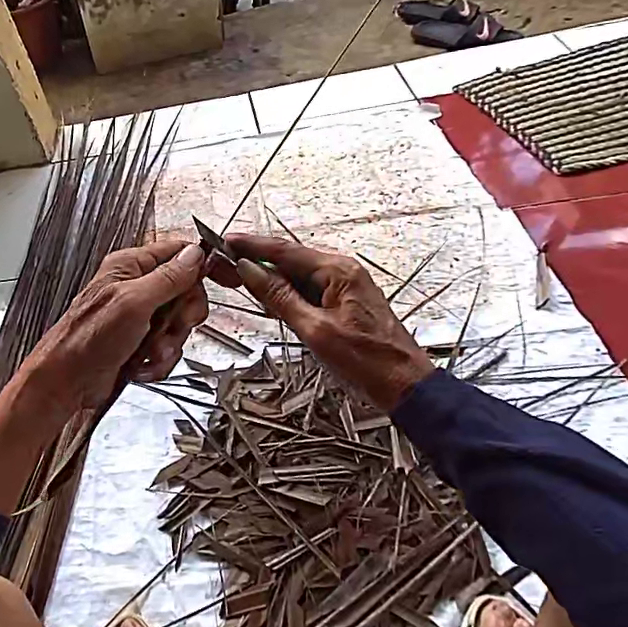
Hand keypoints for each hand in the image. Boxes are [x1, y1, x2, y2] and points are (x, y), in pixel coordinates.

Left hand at [11, 239, 209, 425]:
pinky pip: (168, 347)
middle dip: (182, 316)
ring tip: (149, 351)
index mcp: (131, 267)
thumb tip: (195, 254)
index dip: (203, 265)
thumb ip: (168, 278)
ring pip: (179, 324)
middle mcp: (136, 288)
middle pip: (185, 292)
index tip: (226, 279)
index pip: (178, 252)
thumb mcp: (134, 302)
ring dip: (169, 344)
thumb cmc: (88, 339)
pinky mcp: (140, 342)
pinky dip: (159, 360)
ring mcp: (139, 317)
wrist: (67, 382)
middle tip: (172, 326)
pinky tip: (142, 365)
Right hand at [212, 233, 434, 410]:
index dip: (251, 246)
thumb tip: (249, 270)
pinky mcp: (343, 302)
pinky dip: (286, 294)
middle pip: (289, 261)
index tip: (225, 241)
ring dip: (268, 280)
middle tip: (223, 263)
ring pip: (296, 277)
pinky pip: (307, 291)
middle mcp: (342, 271)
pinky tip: (268, 299)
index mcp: (338, 271)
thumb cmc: (367, 360)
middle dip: (255, 262)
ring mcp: (344, 286)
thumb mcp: (314, 329)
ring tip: (237, 279)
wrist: (404, 385)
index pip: (285, 251)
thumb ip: (279, 297)